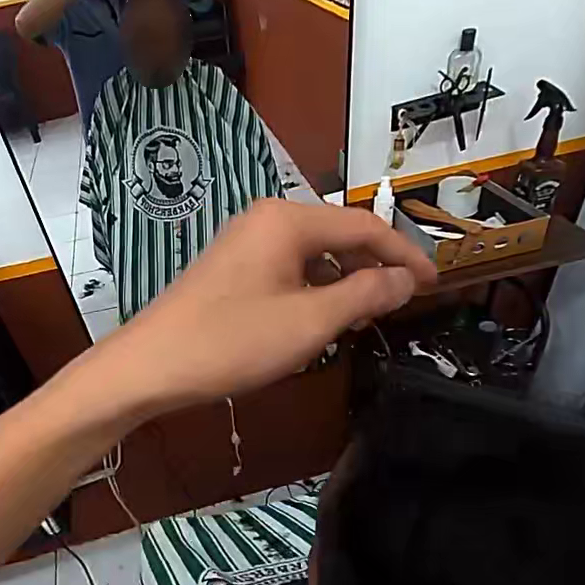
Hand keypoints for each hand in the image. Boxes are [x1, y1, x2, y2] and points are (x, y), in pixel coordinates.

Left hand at [81, 199, 434, 415]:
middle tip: (401, 303)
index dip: (406, 254)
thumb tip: (406, 279)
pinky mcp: (231, 266)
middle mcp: (266, 218)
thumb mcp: (310, 322)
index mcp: (288, 220)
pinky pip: (288, 268)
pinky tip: (318, 318)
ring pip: (313, 254)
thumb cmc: (232, 342)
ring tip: (363, 316)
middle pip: (339, 234)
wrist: (149, 366)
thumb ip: (365, 294)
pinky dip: (313, 289)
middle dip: (373, 267)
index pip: (365, 226)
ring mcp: (244, 241)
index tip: (435, 284)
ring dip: (343, 281)